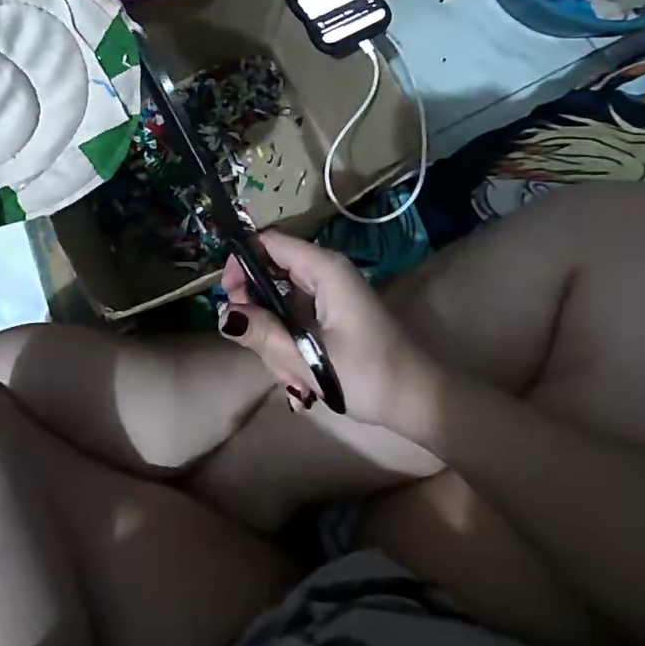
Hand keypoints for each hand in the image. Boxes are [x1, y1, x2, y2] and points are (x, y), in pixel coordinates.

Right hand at [218, 232, 431, 429]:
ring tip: (290, 373)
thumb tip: (224, 315)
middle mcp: (326, 273)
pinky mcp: (332, 313)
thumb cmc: (369, 375)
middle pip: (270, 272)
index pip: (269, 242)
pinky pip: (295, 316)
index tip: (229, 296)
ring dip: (274, 334)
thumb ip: (263, 334)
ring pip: (280, 300)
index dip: (243, 262)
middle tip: (257, 343)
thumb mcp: (308, 358)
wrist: (420, 402)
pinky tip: (298, 376)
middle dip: (257, 309)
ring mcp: (329, 294)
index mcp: (324, 269)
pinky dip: (288, 342)